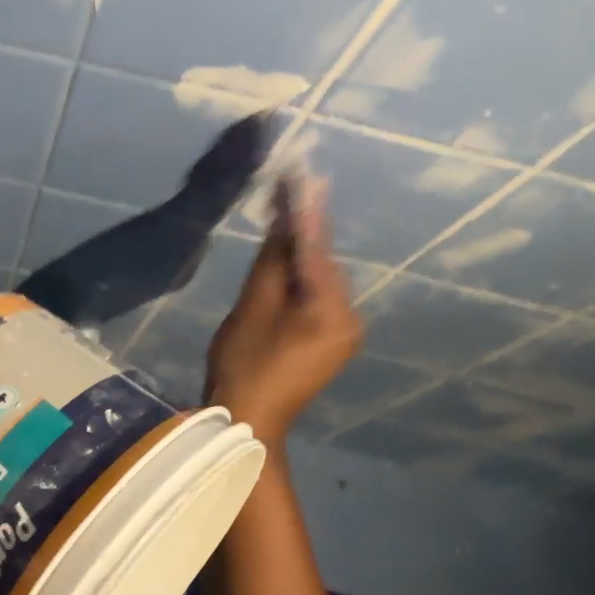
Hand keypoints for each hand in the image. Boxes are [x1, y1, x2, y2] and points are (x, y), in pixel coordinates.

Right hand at [205, 179, 361, 436]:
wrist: (250, 420)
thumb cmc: (245, 365)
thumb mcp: (253, 308)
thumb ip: (272, 262)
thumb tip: (284, 221)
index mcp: (332, 310)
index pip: (317, 248)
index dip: (306, 210)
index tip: (302, 174)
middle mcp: (350, 317)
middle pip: (322, 263)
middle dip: (302, 231)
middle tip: (284, 192)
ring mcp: (344, 332)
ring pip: (319, 280)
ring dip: (300, 254)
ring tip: (279, 220)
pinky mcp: (331, 341)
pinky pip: (317, 297)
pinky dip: (301, 279)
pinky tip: (283, 264)